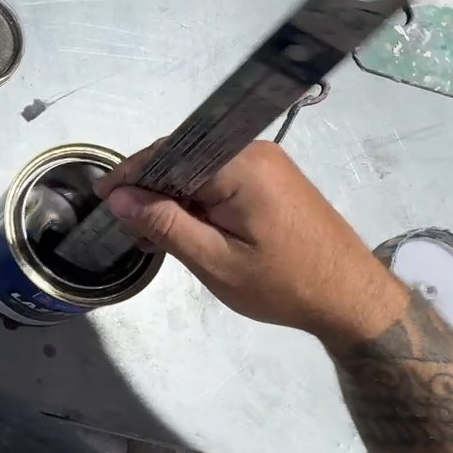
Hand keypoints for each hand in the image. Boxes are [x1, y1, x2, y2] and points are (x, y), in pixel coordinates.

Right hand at [96, 140, 407, 347]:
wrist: (351, 299)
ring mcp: (265, 163)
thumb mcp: (214, 261)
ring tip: (149, 234)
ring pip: (197, 169)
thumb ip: (164, 223)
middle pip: (181, 157)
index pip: (167, 156)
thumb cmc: (284, 285)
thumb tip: (119, 197)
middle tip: (126, 225)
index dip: (130, 175)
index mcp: (240, 166)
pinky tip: (181, 227)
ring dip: (170, 196)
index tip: (102, 200)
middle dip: (148, 187)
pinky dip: (194, 199)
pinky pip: (218, 178)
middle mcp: (253, 152)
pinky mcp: (270, 178)